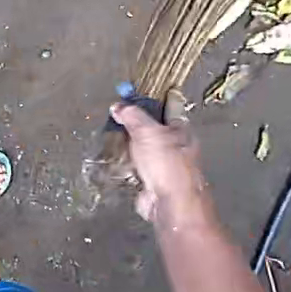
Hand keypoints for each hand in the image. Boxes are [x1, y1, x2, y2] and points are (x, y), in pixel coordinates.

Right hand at [110, 101, 214, 227]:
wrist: (170, 203)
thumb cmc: (166, 162)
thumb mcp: (147, 131)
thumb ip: (132, 116)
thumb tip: (118, 106)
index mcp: (181, 130)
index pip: (171, 106)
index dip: (160, 96)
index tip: (149, 88)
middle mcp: (175, 146)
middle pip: (154, 127)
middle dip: (136, 122)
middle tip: (117, 112)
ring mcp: (163, 164)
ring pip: (142, 147)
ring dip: (128, 143)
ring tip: (110, 133)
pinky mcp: (150, 180)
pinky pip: (134, 166)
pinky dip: (123, 163)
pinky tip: (112, 157)